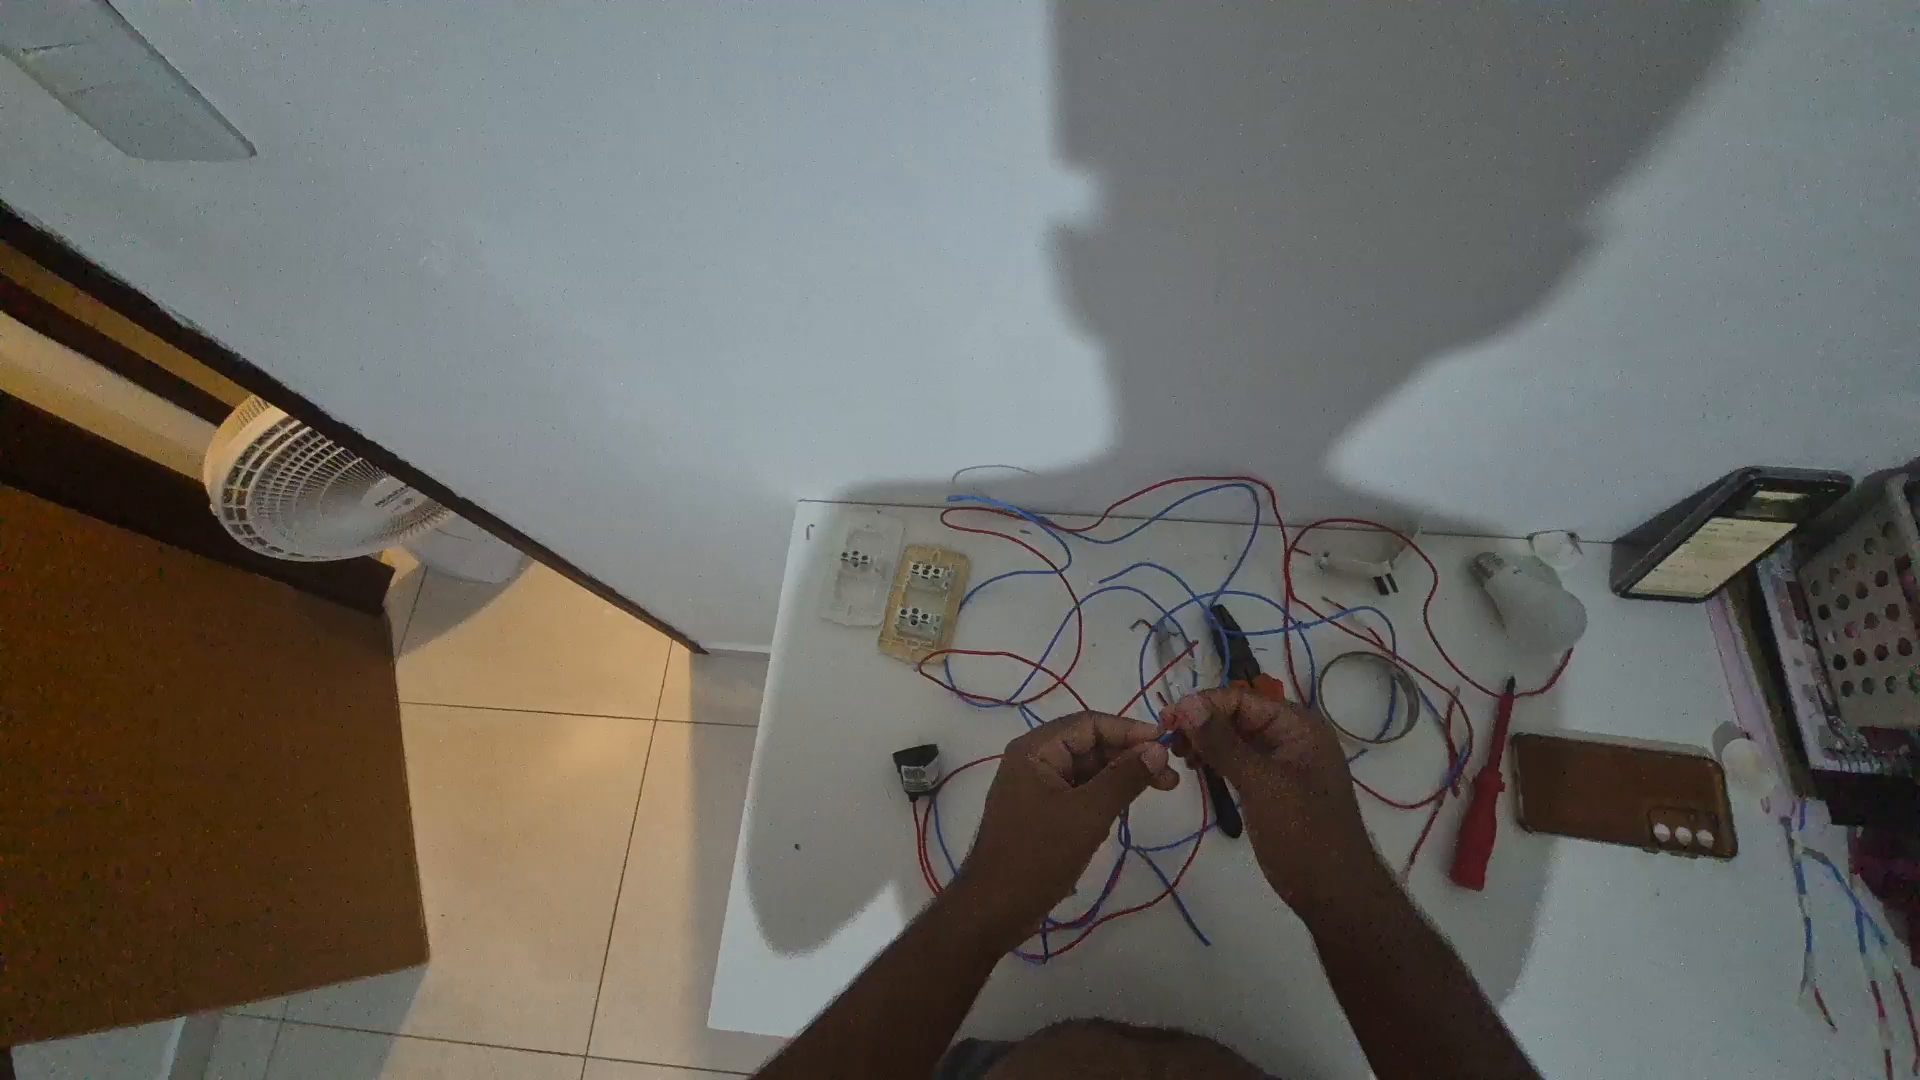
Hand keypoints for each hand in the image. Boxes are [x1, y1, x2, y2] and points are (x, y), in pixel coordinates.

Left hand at [951, 711, 1179, 946]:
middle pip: (1088, 744)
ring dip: (1121, 774)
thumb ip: (1124, 778)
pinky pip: (1078, 790)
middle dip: (1129, 754)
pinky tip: (1128, 804)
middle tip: (1171, 774)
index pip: (1088, 724)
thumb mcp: (1087, 815)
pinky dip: (1104, 794)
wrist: (994, 908)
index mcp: (1035, 749)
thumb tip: (1158, 748)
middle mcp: (1033, 759)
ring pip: (1086, 768)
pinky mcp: (1041, 810)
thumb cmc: (1038, 855)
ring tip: (1161, 788)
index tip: (1167, 743)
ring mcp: (1036, 785)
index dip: (1129, 730)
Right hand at [1162, 686, 1392, 919]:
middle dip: (1200, 722)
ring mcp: (1279, 760)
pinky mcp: (1268, 783)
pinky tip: (1193, 767)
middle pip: (1234, 714)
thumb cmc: (1305, 834)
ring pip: (1231, 736)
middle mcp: (1289, 735)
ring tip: (1177, 755)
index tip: (1166, 721)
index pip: (1240, 699)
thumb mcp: (1261, 784)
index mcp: (1298, 725)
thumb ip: (1222, 742)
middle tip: (1166, 740)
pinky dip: (1212, 758)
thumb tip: (1186, 703)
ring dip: (1202, 740)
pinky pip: (1235, 757)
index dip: (1202, 705)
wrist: (1335, 896)